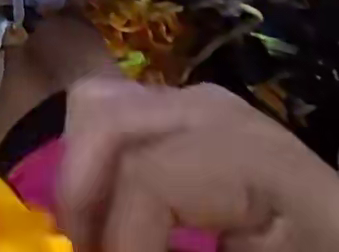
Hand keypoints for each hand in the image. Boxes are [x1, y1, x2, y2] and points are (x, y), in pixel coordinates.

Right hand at [59, 78, 338, 251]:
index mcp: (258, 159)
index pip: (148, 176)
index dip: (120, 242)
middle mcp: (216, 109)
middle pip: (107, 120)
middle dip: (80, 197)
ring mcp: (195, 101)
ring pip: (96, 104)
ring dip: (81, 173)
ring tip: (93, 237)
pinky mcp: (181, 111)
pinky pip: (111, 111)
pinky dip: (94, 157)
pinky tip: (109, 210)